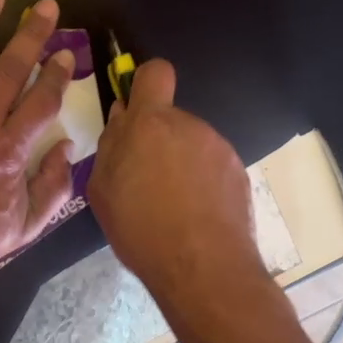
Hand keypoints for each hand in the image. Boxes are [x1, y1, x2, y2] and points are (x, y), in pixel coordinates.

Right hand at [88, 59, 266, 312]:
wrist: (204, 269)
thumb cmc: (141, 227)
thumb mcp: (102, 189)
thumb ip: (112, 144)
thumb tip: (122, 118)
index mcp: (151, 122)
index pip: (155, 72)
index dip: (145, 82)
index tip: (136, 108)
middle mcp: (189, 124)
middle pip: (169, 119)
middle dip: (157, 140)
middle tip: (145, 181)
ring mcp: (219, 148)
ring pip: (191, 145)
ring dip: (180, 163)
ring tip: (171, 206)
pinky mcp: (239, 173)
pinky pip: (212, 167)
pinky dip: (203, 183)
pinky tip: (195, 217)